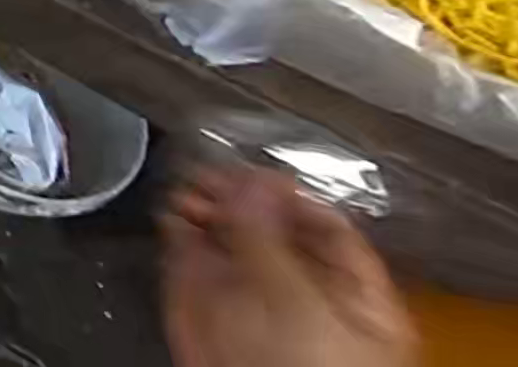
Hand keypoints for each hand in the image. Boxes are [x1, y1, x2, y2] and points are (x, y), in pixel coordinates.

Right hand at [161, 169, 416, 366]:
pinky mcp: (199, 278)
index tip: (249, 170)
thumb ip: (269, 234)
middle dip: (235, 193)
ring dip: (201, 202)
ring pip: (223, 222)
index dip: (290, 196)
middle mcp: (295, 276)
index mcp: (345, 290)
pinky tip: (172, 214)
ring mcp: (243, 277)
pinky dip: (176, 220)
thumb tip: (258, 174)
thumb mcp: (294, 299)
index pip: (325, 226)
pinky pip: (187, 239)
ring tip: (186, 198)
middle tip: (206, 177)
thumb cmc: (299, 361)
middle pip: (267, 217)